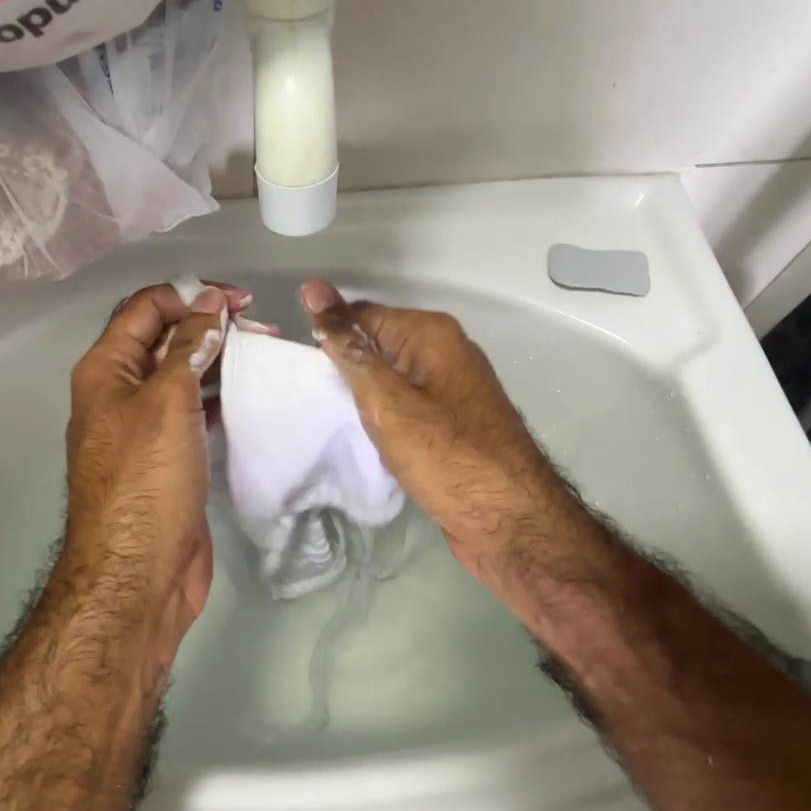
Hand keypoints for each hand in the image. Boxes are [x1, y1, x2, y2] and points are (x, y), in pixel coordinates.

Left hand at [62, 281, 243, 642]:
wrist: (138, 575)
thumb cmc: (147, 480)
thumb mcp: (167, 401)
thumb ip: (189, 346)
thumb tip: (210, 301)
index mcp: (106, 369)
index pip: (146, 308)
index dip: (191, 294)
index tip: (240, 301)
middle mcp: (120, 392)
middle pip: (166, 338)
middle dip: (211, 325)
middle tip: (264, 330)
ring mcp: (145, 427)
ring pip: (183, 375)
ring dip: (220, 360)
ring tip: (267, 355)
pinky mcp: (169, 457)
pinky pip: (195, 412)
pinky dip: (221, 397)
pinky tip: (253, 393)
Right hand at [299, 280, 558, 588]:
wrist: (509, 523)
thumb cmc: (446, 456)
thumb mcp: (386, 400)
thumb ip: (348, 346)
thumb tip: (314, 287)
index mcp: (431, 333)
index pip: (361, 314)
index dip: (328, 337)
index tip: (300, 370)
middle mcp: (445, 351)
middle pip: (377, 345)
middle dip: (345, 369)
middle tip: (312, 400)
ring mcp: (453, 388)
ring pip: (390, 379)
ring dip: (363, 398)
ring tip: (335, 421)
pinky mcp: (454, 422)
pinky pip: (406, 405)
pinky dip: (384, 419)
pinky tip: (367, 440)